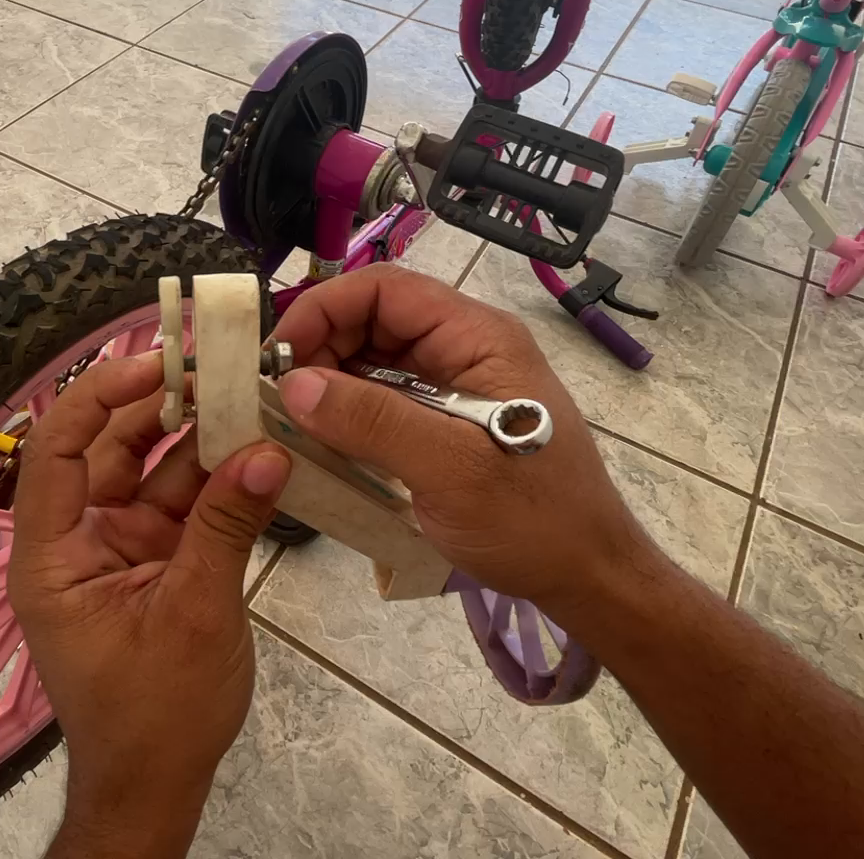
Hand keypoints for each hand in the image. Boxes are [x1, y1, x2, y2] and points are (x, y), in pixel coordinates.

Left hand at [8, 353, 290, 855]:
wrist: (161, 784)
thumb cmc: (155, 713)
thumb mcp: (194, 613)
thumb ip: (227, 526)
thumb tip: (271, 450)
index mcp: (54, 553)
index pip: (56, 451)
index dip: (99, 398)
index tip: (157, 364)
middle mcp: (82, 537)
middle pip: (113, 450)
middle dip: (163, 407)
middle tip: (220, 369)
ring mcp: (125, 544)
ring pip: (158, 470)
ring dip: (201, 438)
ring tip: (249, 398)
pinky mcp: (162, 557)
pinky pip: (188, 502)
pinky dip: (221, 477)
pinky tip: (257, 447)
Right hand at [269, 264, 656, 609]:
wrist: (585, 574)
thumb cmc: (533, 520)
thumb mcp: (450, 468)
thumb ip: (373, 420)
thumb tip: (293, 384)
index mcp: (476, 336)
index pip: (386, 289)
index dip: (325, 308)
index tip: (279, 355)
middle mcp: (462, 348)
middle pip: (374, 319)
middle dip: (321, 347)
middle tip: (282, 397)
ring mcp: (452, 384)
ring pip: (372, 359)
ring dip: (329, 382)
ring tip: (294, 420)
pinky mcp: (442, 419)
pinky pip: (381, 398)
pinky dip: (347, 412)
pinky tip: (323, 439)